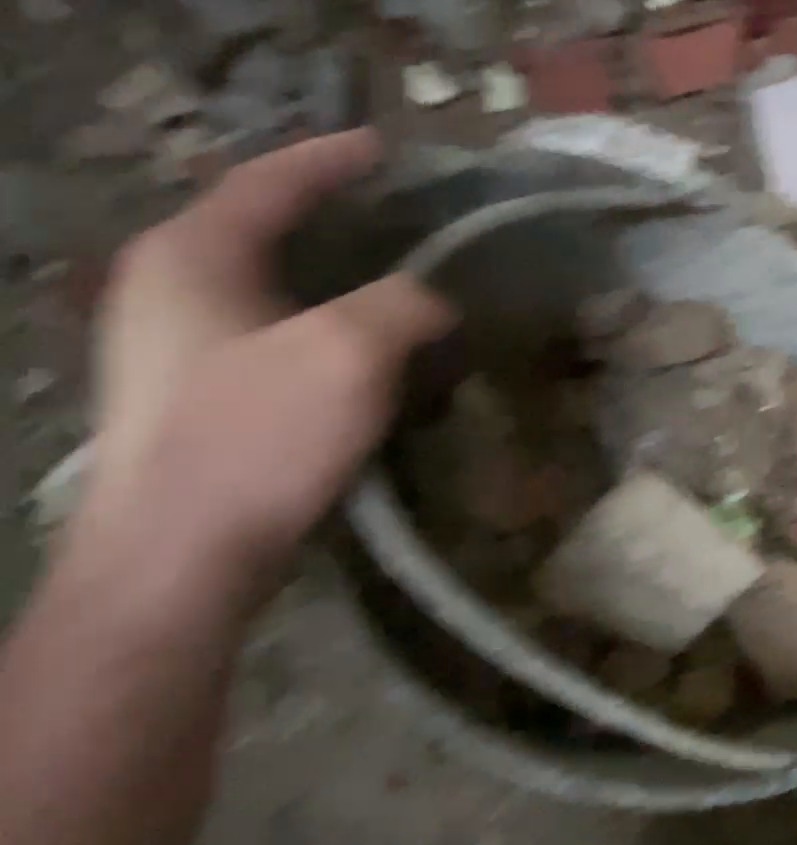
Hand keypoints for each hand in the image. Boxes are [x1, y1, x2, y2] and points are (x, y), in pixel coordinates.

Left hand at [77, 130, 455, 581]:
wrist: (184, 548)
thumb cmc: (259, 437)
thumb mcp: (348, 354)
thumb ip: (401, 306)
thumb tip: (433, 301)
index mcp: (192, 257)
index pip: (266, 183)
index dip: (330, 161)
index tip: (385, 149)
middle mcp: (170, 288)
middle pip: (263, 232)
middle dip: (334, 224)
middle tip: (397, 223)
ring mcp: (177, 346)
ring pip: (272, 291)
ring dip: (337, 287)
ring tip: (397, 295)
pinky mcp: (199, 396)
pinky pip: (273, 340)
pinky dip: (326, 335)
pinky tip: (367, 365)